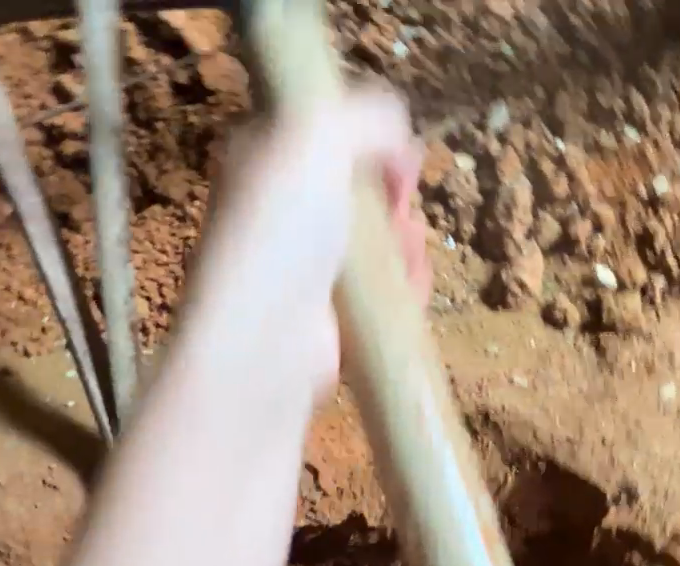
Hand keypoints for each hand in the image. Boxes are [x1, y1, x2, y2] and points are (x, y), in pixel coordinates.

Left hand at [174, 85, 429, 400]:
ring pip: (371, 247)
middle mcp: (281, 217)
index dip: (362, 135)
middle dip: (390, 192)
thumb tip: (399, 133)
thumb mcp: (319, 135)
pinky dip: (405, 287)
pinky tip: (416, 280)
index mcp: (263, 164)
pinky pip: (380, 297)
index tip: (396, 145)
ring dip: (402, 241)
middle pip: (353, 194)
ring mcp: (307, 275)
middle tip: (404, 198)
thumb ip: (366, 116)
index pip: (318, 136)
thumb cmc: (283, 225)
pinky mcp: (334, 323)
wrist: (269, 335)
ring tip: (412, 242)